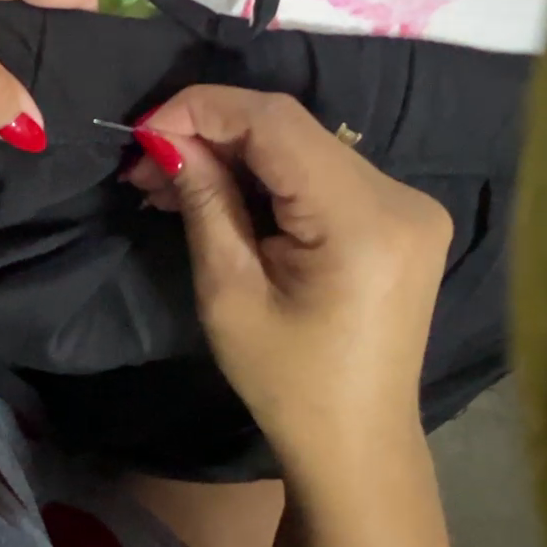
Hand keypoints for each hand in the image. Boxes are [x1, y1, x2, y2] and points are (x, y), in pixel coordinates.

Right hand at [124, 87, 453, 469]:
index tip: (143, 132)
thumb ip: (204, 199)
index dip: (202, 109)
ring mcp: (404, 203)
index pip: (276, 122)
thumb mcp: (227, 290)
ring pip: (298, 144)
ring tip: (167, 178)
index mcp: (362, 221)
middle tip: (145, 162)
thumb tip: (165, 138)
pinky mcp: (394, 214)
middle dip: (207, 132)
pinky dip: (259, 172)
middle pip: (288, 128)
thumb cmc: (284, 379)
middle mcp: (397, 197)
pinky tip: (215, 190)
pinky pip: (314, 169)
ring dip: (228, 151)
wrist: (354, 438)